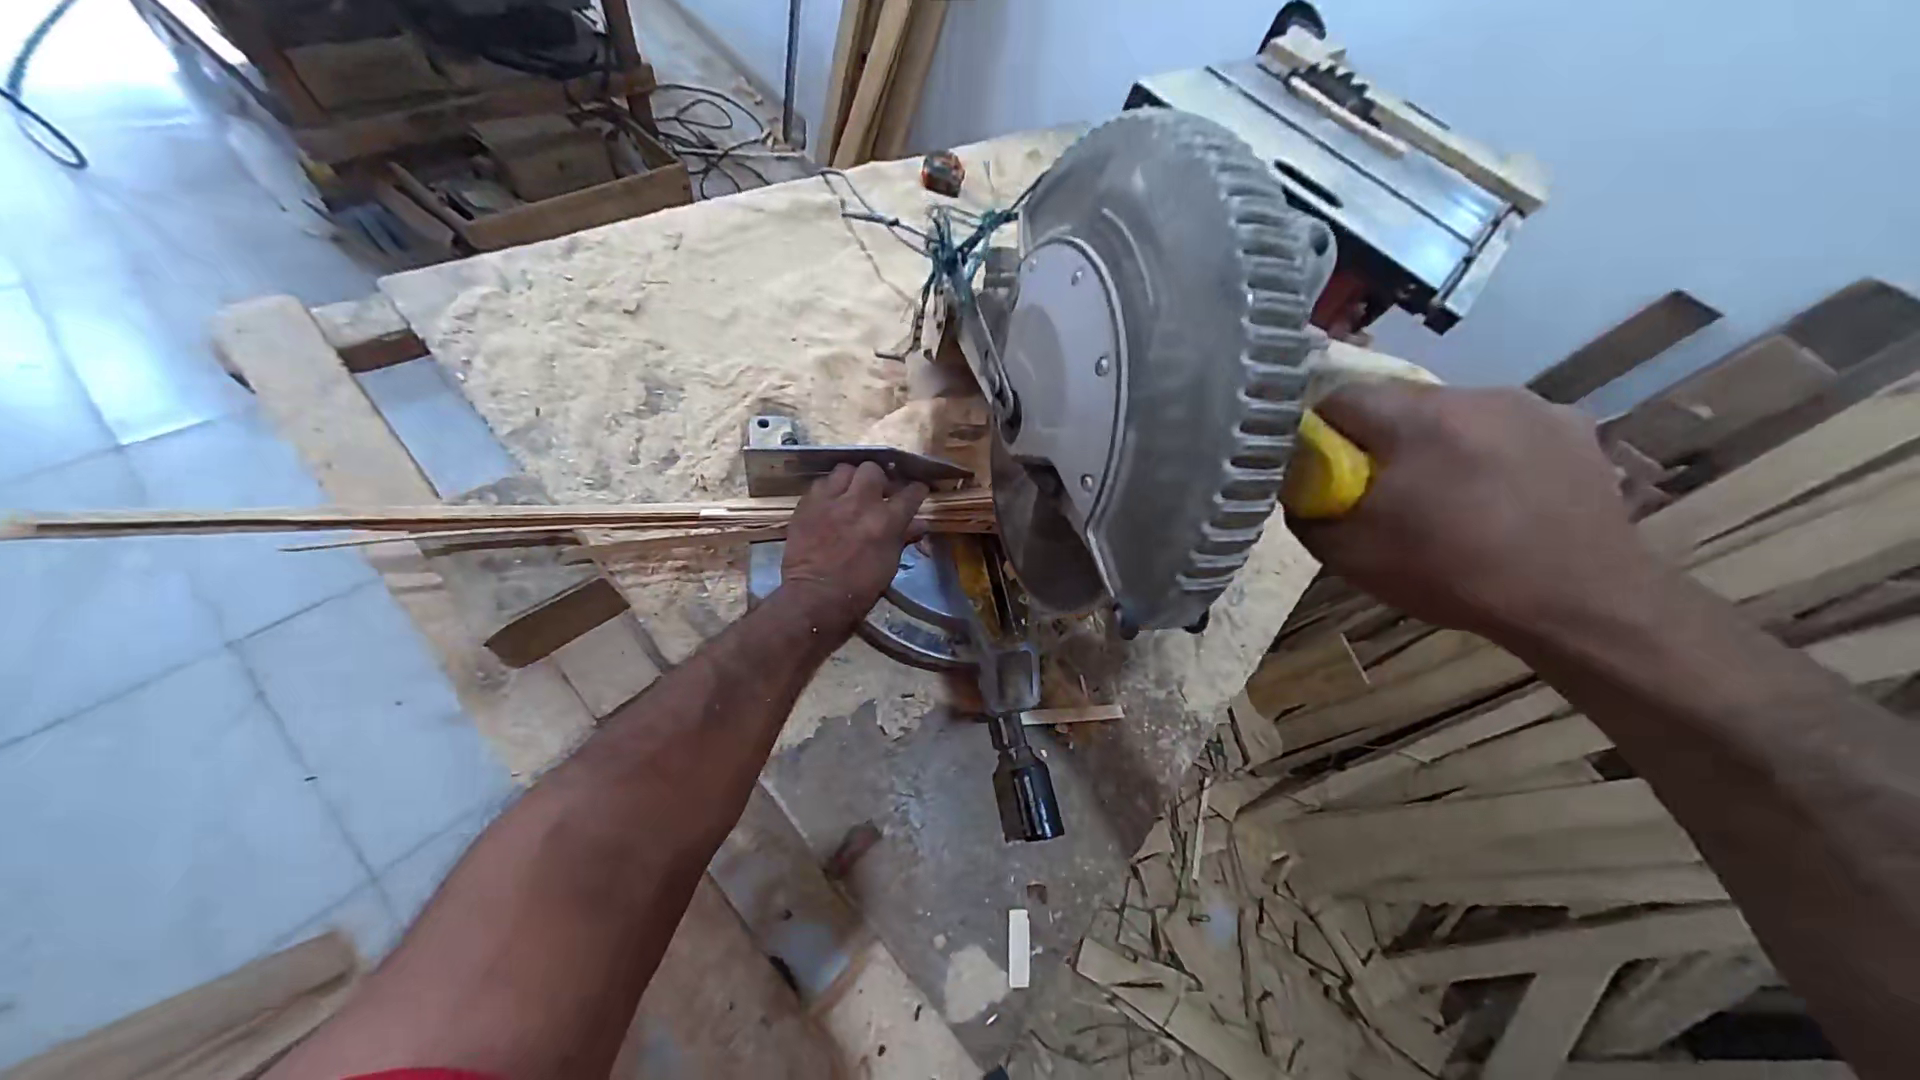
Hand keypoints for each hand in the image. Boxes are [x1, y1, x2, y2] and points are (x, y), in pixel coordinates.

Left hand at [779, 461, 928, 634]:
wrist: (815, 598)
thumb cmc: (859, 589)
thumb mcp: (889, 564)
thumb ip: (903, 538)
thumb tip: (920, 524)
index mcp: (887, 521)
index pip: (910, 493)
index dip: (916, 490)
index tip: (916, 492)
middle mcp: (861, 503)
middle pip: (873, 470)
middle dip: (878, 479)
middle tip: (877, 493)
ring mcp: (832, 500)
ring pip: (845, 469)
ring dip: (851, 479)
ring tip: (850, 493)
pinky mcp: (808, 504)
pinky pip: (821, 483)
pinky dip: (829, 490)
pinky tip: (829, 503)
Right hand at [1287, 383, 1668, 641]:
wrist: (1580, 605)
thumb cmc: (1450, 575)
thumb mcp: (1348, 554)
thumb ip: (1307, 510)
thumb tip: (1298, 485)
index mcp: (1416, 420)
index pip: (1340, 396)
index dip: (1320, 430)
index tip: (1324, 469)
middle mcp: (1475, 395)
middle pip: (1397, 400)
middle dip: (1376, 436)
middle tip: (1377, 487)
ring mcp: (1532, 405)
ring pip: (1452, 411)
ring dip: (1432, 441)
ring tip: (1440, 494)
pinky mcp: (1573, 427)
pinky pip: (1502, 426)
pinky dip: (1484, 449)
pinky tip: (1492, 494)